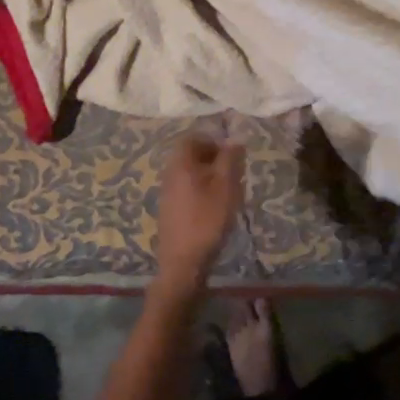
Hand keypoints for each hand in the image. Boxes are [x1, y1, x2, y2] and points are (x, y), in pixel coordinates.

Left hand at [154, 134, 245, 292]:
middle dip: (212, 160)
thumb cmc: (207, 219)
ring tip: (227, 194)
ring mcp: (166, 192)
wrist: (183, 260)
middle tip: (233, 175)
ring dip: (208, 178)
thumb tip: (234, 140)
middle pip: (190, 155)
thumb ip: (230, 159)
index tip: (231, 156)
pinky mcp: (168, 209)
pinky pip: (186, 190)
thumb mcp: (225, 186)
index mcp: (180, 162)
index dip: (213, 142)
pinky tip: (213, 210)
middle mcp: (169, 173)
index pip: (193, 138)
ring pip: (189, 174)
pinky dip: (201, 192)